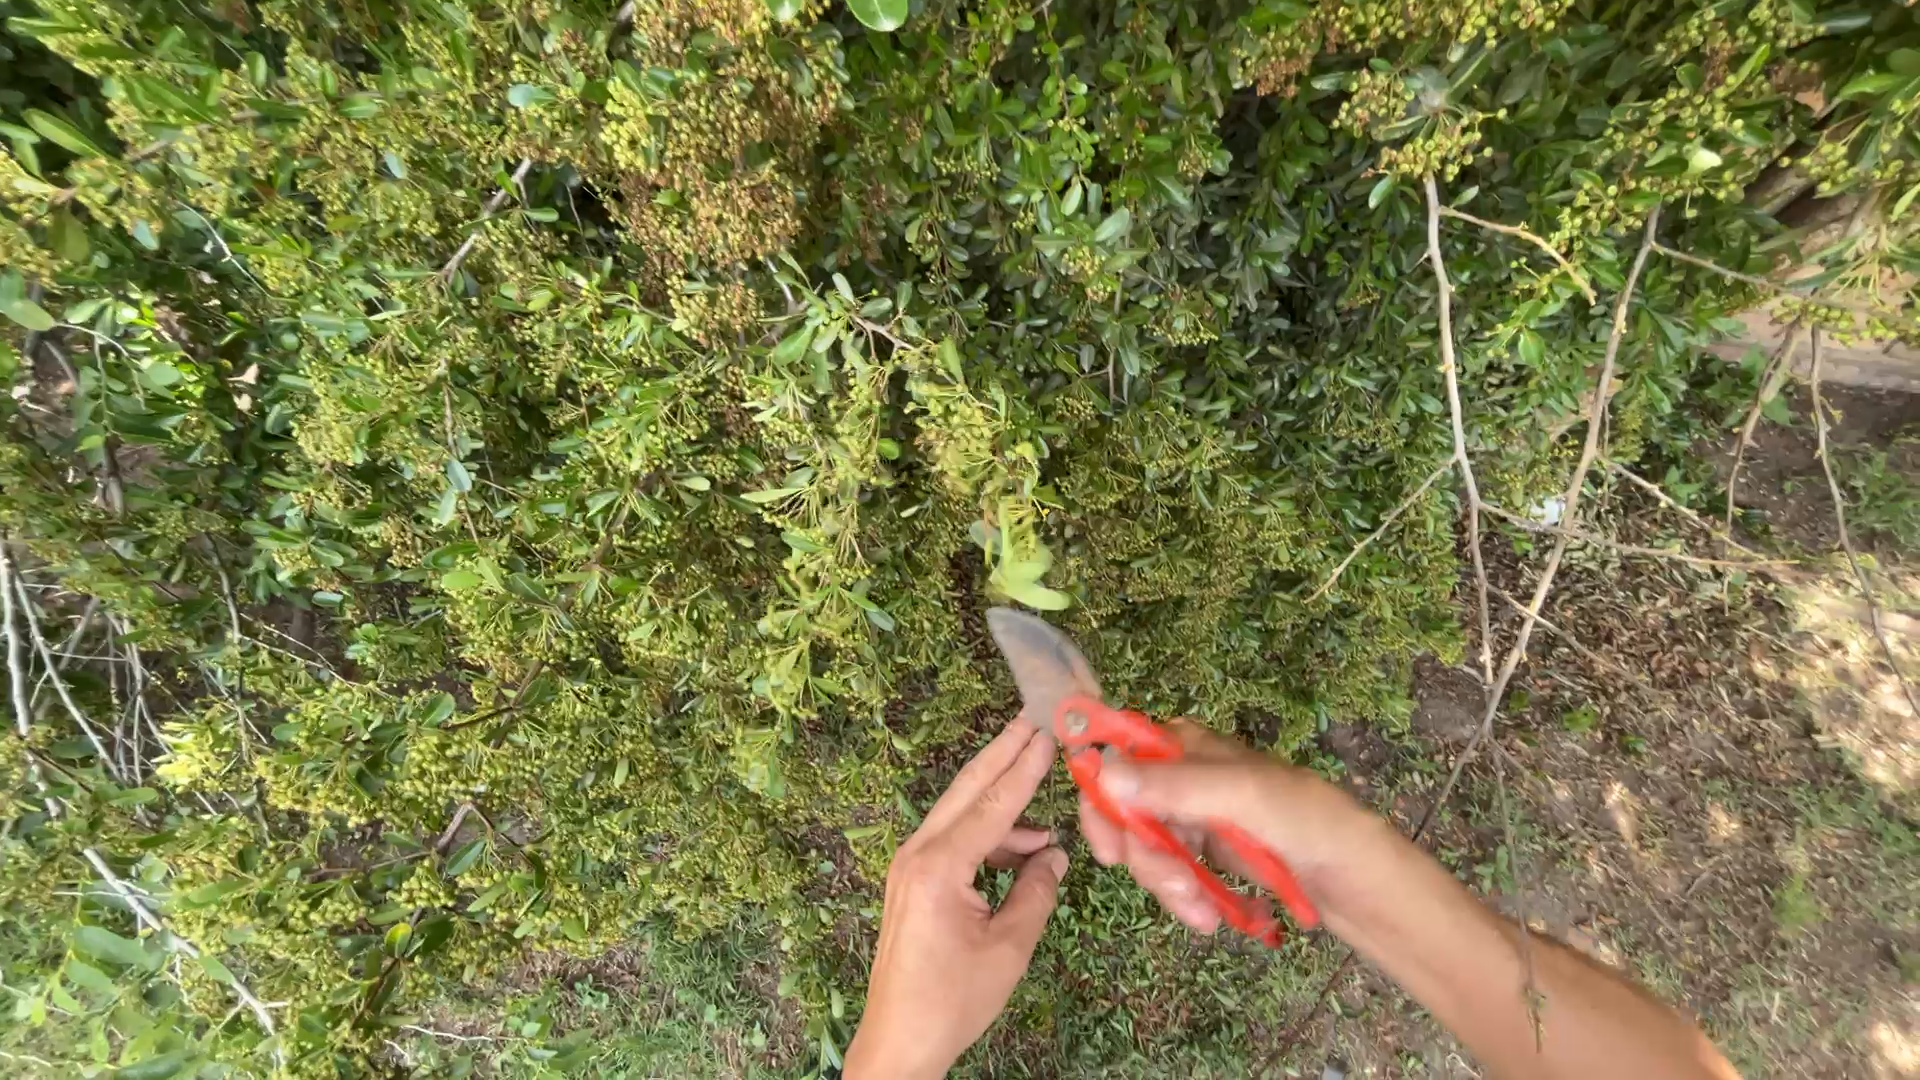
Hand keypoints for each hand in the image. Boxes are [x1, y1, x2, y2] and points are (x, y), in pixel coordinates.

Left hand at [844, 721, 1068, 1079]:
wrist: (897, 1039)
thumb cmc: (953, 999)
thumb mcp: (1009, 949)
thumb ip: (1035, 892)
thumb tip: (1055, 852)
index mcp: (939, 865)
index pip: (992, 804)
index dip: (1023, 767)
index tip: (1045, 732)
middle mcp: (918, 851)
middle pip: (967, 788)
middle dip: (1003, 752)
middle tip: (1031, 719)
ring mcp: (911, 861)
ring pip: (962, 811)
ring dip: (1002, 802)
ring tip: (1044, 799)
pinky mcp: (914, 875)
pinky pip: (956, 838)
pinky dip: (989, 836)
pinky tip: (1023, 848)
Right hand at [1080, 720, 1368, 933]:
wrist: (1365, 883)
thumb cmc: (1309, 823)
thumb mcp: (1243, 798)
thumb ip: (1174, 785)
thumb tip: (1104, 772)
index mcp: (1183, 744)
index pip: (1116, 757)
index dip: (1101, 799)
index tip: (1110, 848)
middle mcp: (1181, 775)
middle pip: (1123, 811)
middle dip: (1143, 856)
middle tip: (1175, 886)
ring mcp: (1193, 815)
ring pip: (1144, 847)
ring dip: (1167, 884)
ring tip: (1204, 912)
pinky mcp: (1206, 852)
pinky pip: (1171, 872)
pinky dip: (1183, 896)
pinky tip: (1210, 915)